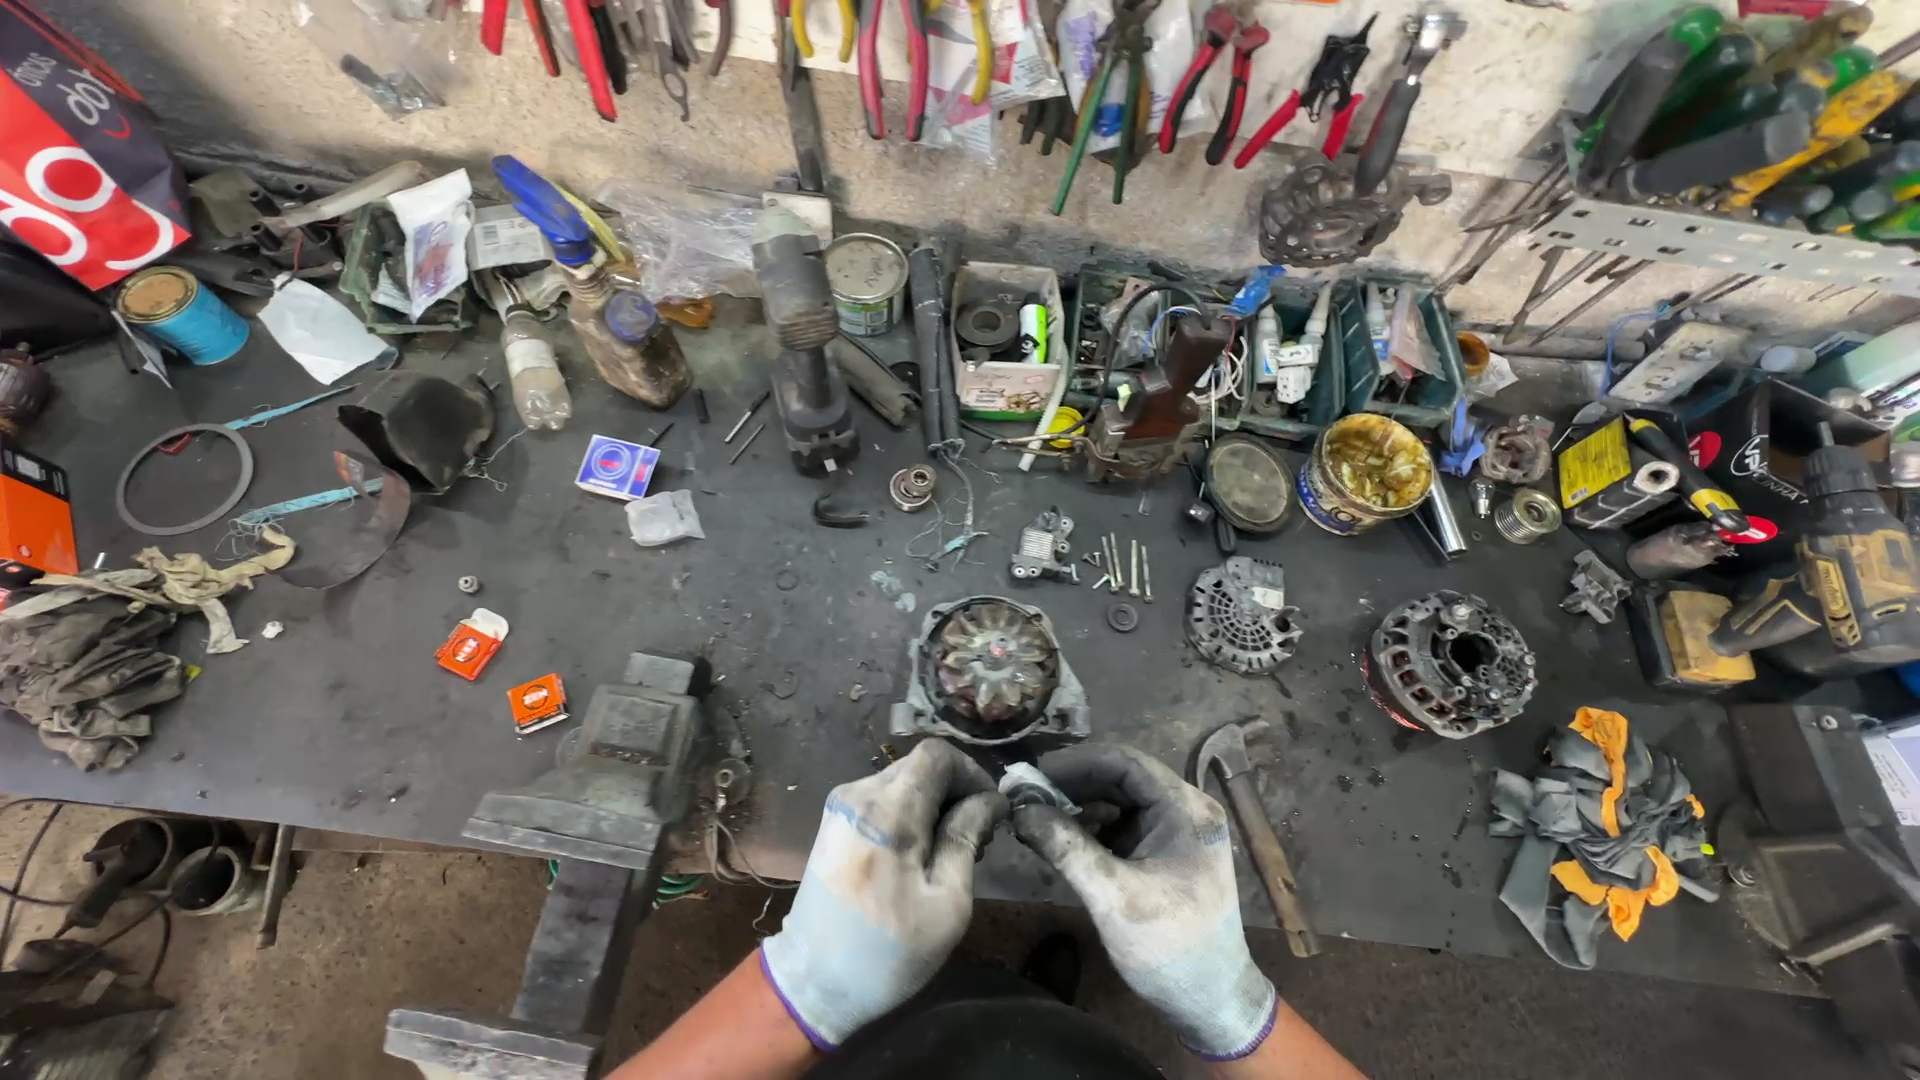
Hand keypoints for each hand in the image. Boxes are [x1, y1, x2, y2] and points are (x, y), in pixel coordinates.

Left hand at [760, 738, 1007, 1048]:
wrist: (813, 981)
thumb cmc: (888, 951)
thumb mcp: (947, 903)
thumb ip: (966, 838)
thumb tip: (991, 800)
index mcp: (888, 811)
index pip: (937, 754)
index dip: (971, 772)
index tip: (990, 809)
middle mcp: (859, 795)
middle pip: (919, 765)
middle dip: (955, 789)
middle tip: (976, 835)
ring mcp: (841, 805)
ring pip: (902, 780)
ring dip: (932, 802)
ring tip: (949, 849)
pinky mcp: (834, 821)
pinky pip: (881, 798)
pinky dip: (908, 812)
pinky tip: (918, 852)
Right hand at [1011, 744, 1276, 1060]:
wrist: (1213, 1003)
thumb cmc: (1170, 950)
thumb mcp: (1113, 898)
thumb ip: (1068, 849)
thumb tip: (1021, 810)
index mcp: (1186, 810)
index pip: (1125, 762)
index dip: (1076, 763)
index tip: (1035, 775)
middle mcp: (1185, 809)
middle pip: (1121, 777)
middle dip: (1073, 784)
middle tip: (1028, 796)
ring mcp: (1176, 829)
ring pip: (1119, 798)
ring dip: (1079, 804)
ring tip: (1039, 818)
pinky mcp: (1164, 849)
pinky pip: (1123, 822)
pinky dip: (1091, 826)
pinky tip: (1063, 839)